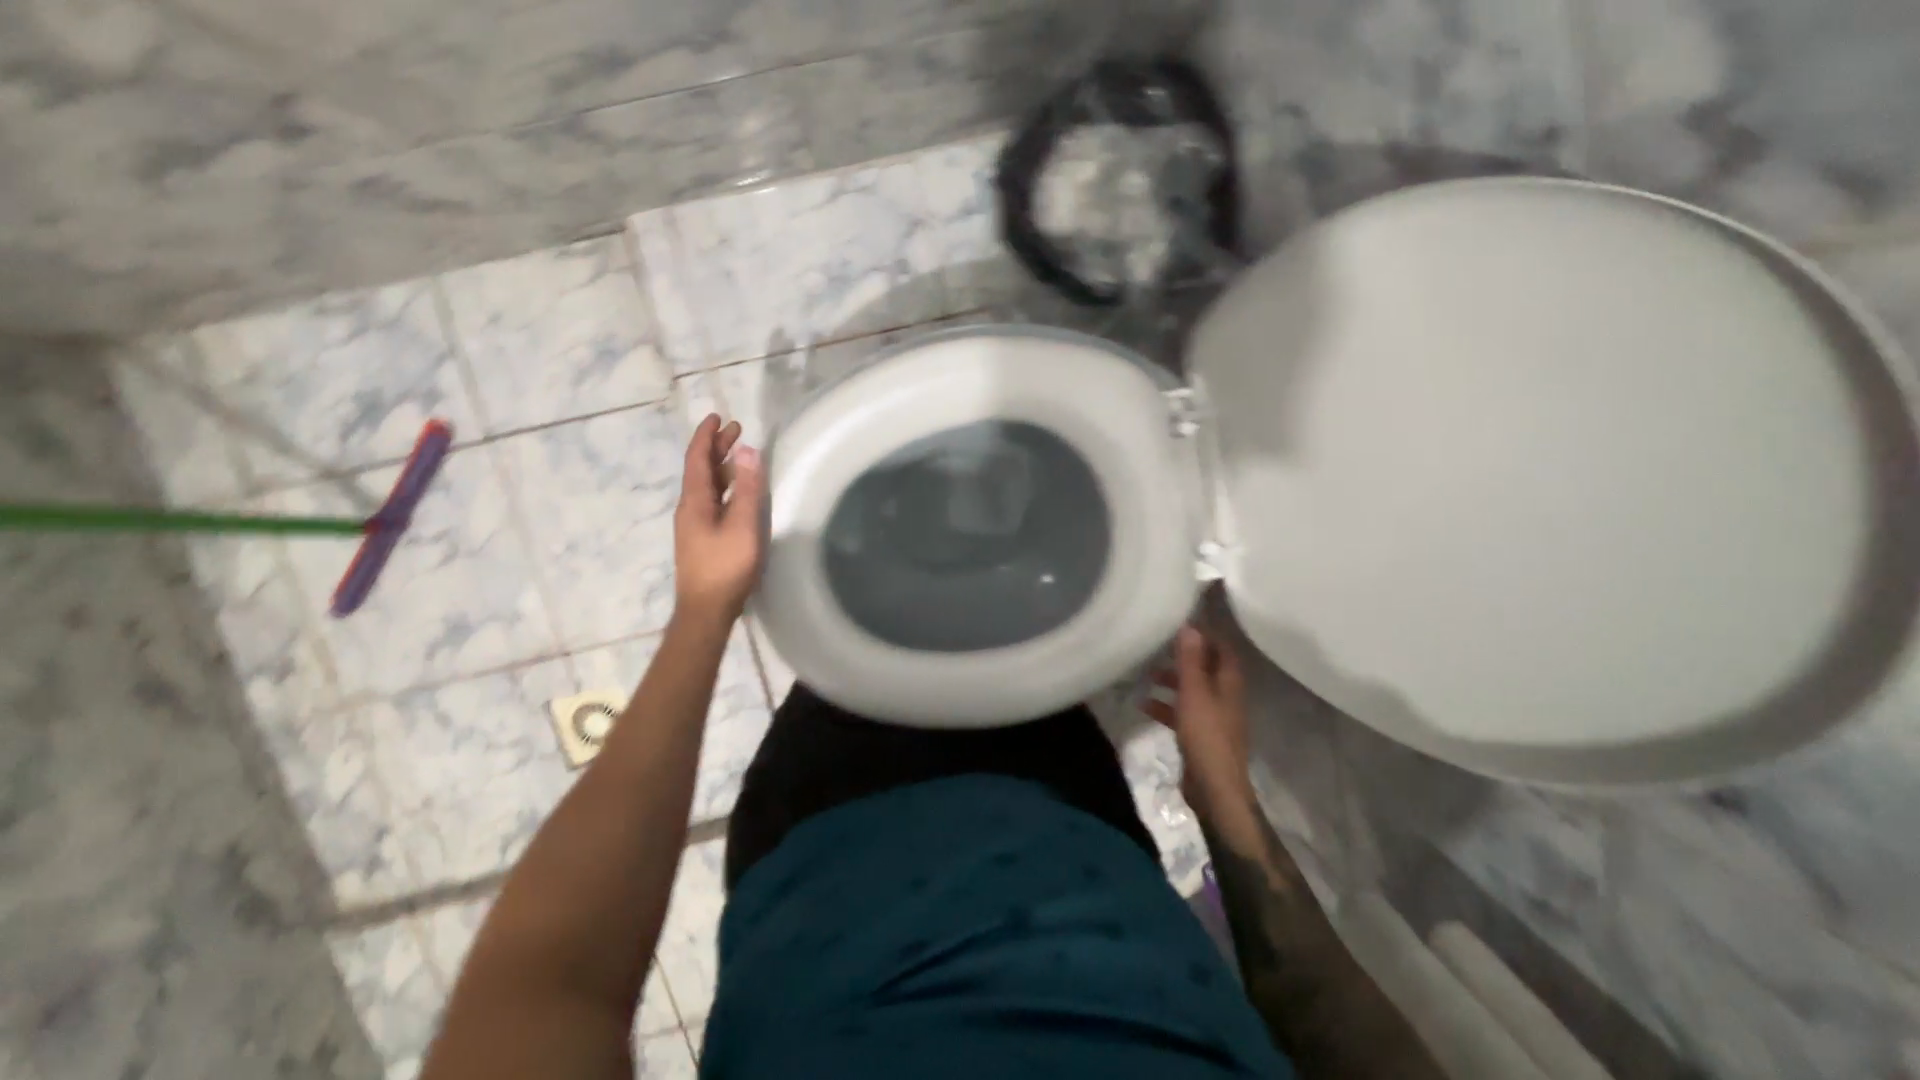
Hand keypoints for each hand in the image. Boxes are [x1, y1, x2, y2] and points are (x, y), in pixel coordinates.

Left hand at [672, 415, 765, 625]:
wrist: (705, 611)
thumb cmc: (725, 567)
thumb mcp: (743, 526)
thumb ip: (748, 489)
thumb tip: (748, 450)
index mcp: (694, 501)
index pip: (697, 458)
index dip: (706, 436)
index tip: (718, 416)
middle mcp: (690, 508)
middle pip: (700, 470)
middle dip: (717, 448)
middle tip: (737, 430)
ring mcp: (694, 526)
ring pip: (707, 487)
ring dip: (723, 468)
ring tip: (743, 457)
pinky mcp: (702, 540)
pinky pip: (713, 502)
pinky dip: (726, 488)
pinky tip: (740, 495)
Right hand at [1146, 625, 1252, 814]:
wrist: (1214, 788)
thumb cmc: (1206, 735)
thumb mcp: (1194, 693)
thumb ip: (1191, 661)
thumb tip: (1190, 626)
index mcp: (1230, 683)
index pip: (1223, 649)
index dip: (1206, 635)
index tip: (1181, 623)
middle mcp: (1226, 697)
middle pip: (1207, 669)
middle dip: (1184, 658)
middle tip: (1159, 646)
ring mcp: (1215, 719)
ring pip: (1193, 692)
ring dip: (1173, 682)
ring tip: (1147, 674)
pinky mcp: (1202, 737)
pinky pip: (1183, 714)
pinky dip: (1167, 707)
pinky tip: (1144, 706)